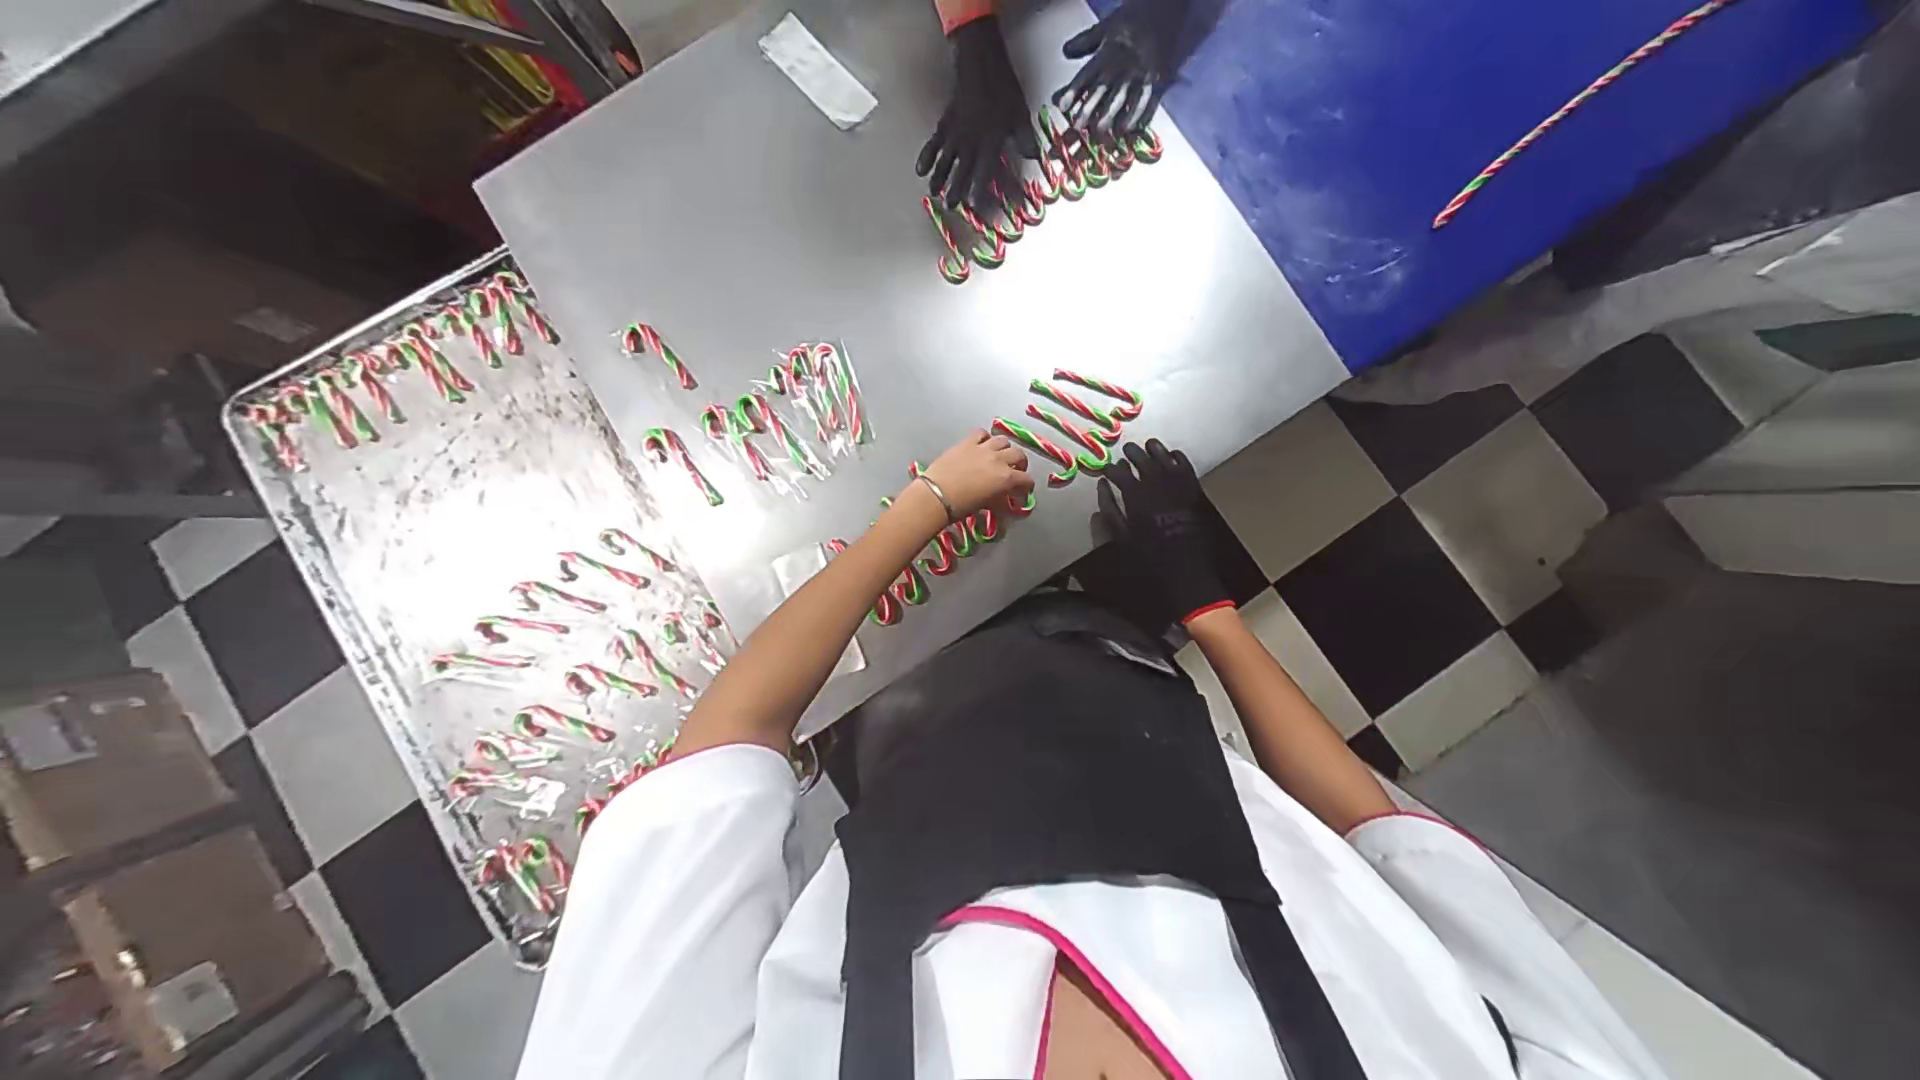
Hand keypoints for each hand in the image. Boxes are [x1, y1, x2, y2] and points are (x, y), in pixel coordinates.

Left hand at [916, 428, 1032, 521]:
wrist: (936, 495)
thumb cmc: (961, 507)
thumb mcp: (987, 506)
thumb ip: (1000, 501)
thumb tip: (1007, 503)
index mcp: (1006, 478)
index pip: (1026, 479)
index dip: (1027, 486)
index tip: (1023, 491)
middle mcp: (999, 459)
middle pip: (1019, 455)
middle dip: (1020, 464)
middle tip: (1015, 471)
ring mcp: (983, 448)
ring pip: (1003, 441)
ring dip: (1004, 449)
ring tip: (999, 456)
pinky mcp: (967, 442)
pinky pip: (982, 433)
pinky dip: (985, 438)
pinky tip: (981, 446)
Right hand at [917, 16, 1041, 211]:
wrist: (981, 65)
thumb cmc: (1003, 90)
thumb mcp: (1021, 116)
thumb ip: (1025, 139)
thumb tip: (1035, 158)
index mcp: (989, 145)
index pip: (983, 175)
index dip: (978, 192)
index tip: (974, 207)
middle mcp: (970, 144)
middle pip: (960, 172)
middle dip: (955, 190)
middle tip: (951, 206)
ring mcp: (955, 134)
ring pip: (944, 161)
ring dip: (939, 178)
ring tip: (933, 193)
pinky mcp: (945, 124)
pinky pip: (933, 144)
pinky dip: (926, 157)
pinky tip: (920, 170)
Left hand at [1053, 0, 1193, 134]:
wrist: (1168, 8)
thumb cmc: (1135, 16)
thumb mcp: (1108, 25)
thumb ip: (1086, 41)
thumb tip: (1066, 51)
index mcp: (1107, 53)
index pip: (1086, 76)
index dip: (1073, 92)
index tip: (1061, 107)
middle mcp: (1120, 66)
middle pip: (1101, 92)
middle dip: (1088, 111)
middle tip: (1077, 128)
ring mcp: (1138, 75)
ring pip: (1121, 99)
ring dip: (1110, 118)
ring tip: (1100, 133)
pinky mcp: (1156, 80)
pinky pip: (1146, 101)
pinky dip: (1137, 117)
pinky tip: (1129, 130)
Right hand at [1096, 439, 1227, 623]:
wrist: (1185, 569)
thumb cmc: (1148, 557)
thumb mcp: (1121, 536)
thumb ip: (1110, 509)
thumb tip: (1102, 488)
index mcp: (1135, 498)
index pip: (1120, 474)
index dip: (1112, 469)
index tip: (1107, 468)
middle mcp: (1156, 486)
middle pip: (1143, 460)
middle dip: (1133, 453)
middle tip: (1126, 449)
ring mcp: (1177, 486)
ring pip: (1164, 458)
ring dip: (1155, 450)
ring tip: (1149, 445)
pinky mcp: (1193, 491)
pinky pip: (1185, 467)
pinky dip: (1178, 458)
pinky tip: (1173, 456)